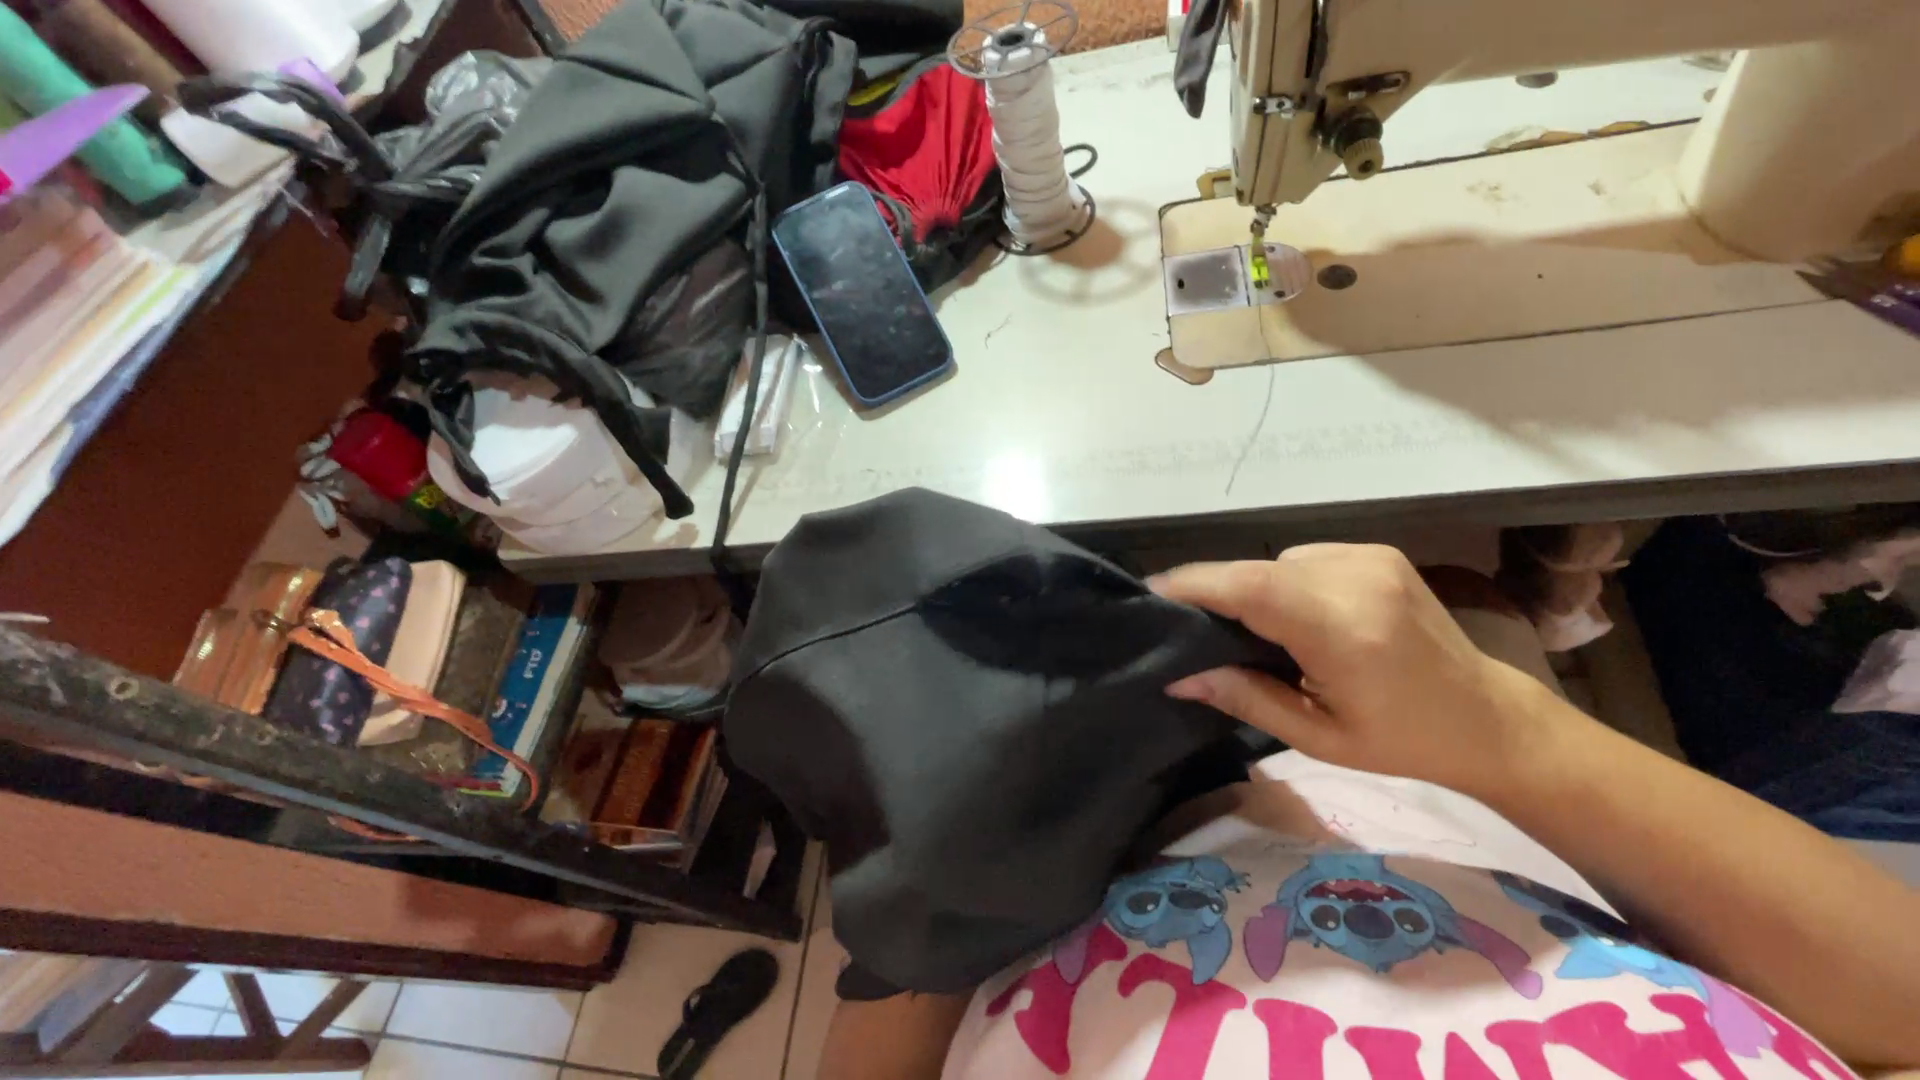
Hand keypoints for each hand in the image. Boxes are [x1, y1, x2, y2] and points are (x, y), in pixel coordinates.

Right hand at [1153, 544, 1561, 795]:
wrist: (1486, 716)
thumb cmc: (1400, 740)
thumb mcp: (1316, 736)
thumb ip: (1244, 697)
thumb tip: (1176, 676)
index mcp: (1344, 629)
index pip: (1250, 588)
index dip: (1195, 584)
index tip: (1151, 595)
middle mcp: (1356, 579)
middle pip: (1256, 571)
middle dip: (1214, 591)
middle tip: (1186, 625)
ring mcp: (1370, 558)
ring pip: (1276, 562)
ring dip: (1252, 589)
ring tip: (1249, 631)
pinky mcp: (1377, 552)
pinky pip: (1304, 558)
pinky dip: (1283, 582)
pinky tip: (1297, 616)